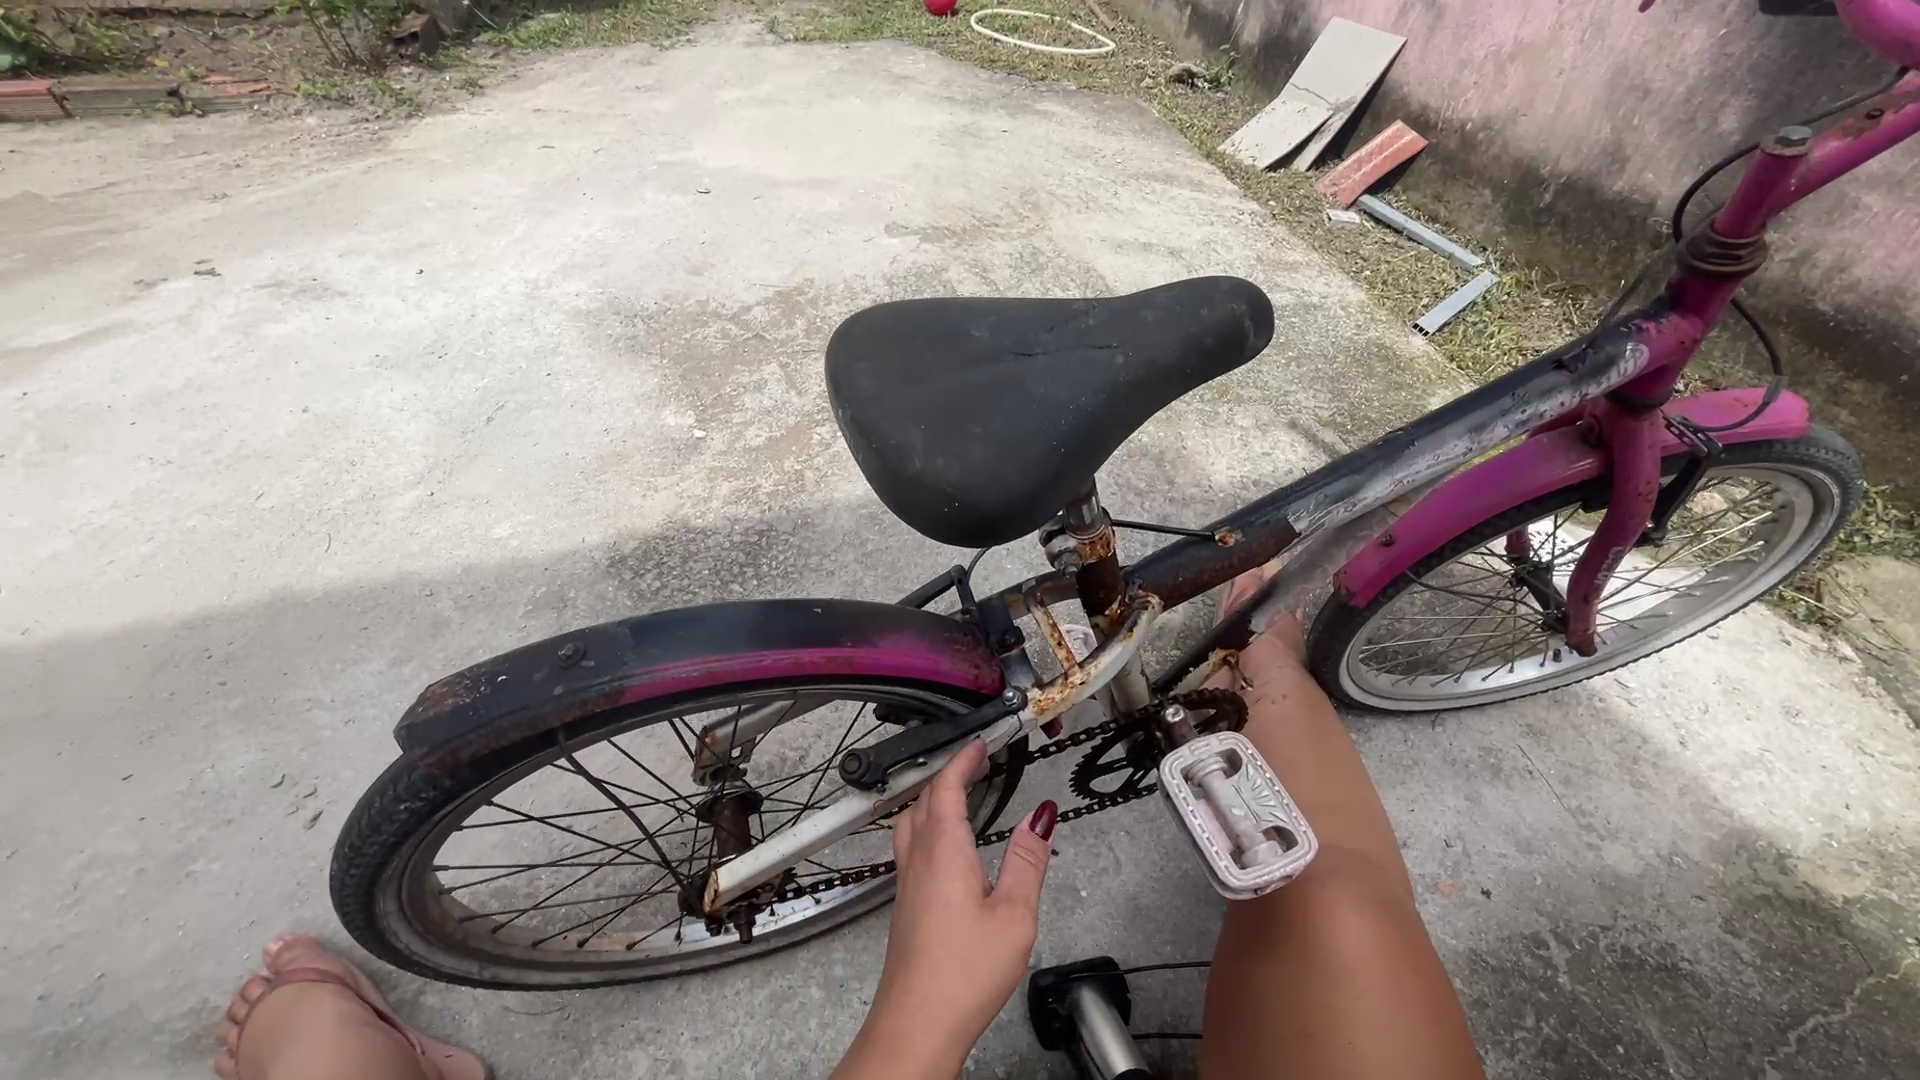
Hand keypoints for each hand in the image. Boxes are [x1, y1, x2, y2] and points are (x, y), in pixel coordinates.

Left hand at [831, 739, 1057, 1079]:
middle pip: (925, 799)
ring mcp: (907, 882)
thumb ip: (1027, 860)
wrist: (916, 1024)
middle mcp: (918, 858)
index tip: (980, 744)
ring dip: (933, 798)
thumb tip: (1041, 815)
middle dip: (949, 774)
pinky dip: (928, 824)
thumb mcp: (1014, 914)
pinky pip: (911, 845)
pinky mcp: (905, 904)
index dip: (963, 761)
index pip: (947, 788)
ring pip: (911, 821)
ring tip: (959, 793)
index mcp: (943, 850)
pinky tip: (945, 844)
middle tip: (976, 764)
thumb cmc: (964, 971)